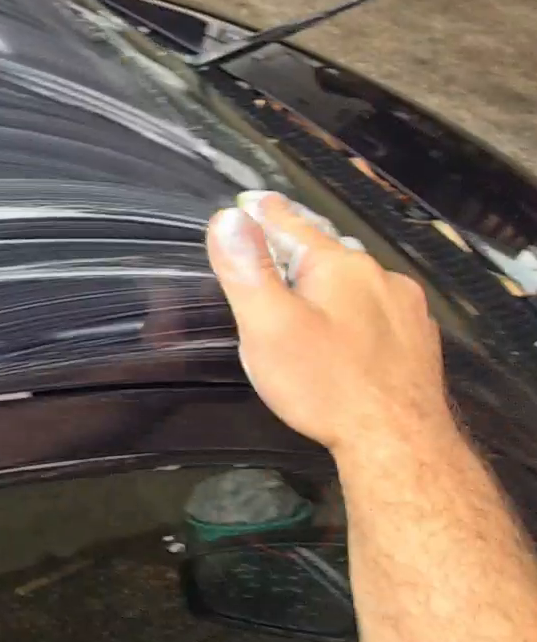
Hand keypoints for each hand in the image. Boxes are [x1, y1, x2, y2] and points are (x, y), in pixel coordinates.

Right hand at [204, 191, 454, 459]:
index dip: (263, 211)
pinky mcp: (413, 337)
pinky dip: (344, 294)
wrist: (397, 443)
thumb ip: (245, 268)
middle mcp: (379, 278)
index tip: (246, 199)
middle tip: (262, 233)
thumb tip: (228, 217)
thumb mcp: (266, 322)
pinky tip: (335, 312)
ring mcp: (403, 308)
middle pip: (324, 247)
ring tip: (294, 269)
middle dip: (292, 239)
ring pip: (351, 274)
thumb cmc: (321, 380)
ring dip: (320, 267)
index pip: (292, 224)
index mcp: (340, 267)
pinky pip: (370, 300)